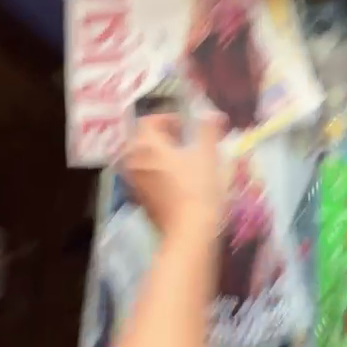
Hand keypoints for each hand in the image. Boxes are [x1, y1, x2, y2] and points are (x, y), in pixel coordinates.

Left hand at [123, 114, 225, 239]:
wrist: (189, 231)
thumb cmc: (199, 189)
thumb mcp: (208, 155)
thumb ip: (208, 130)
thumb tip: (213, 115)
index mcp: (147, 145)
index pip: (149, 121)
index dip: (168, 118)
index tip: (186, 126)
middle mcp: (134, 160)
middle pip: (141, 139)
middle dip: (160, 136)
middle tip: (182, 141)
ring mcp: (133, 181)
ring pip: (140, 158)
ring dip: (156, 154)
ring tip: (179, 160)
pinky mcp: (138, 199)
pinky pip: (143, 176)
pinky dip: (154, 172)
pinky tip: (174, 180)